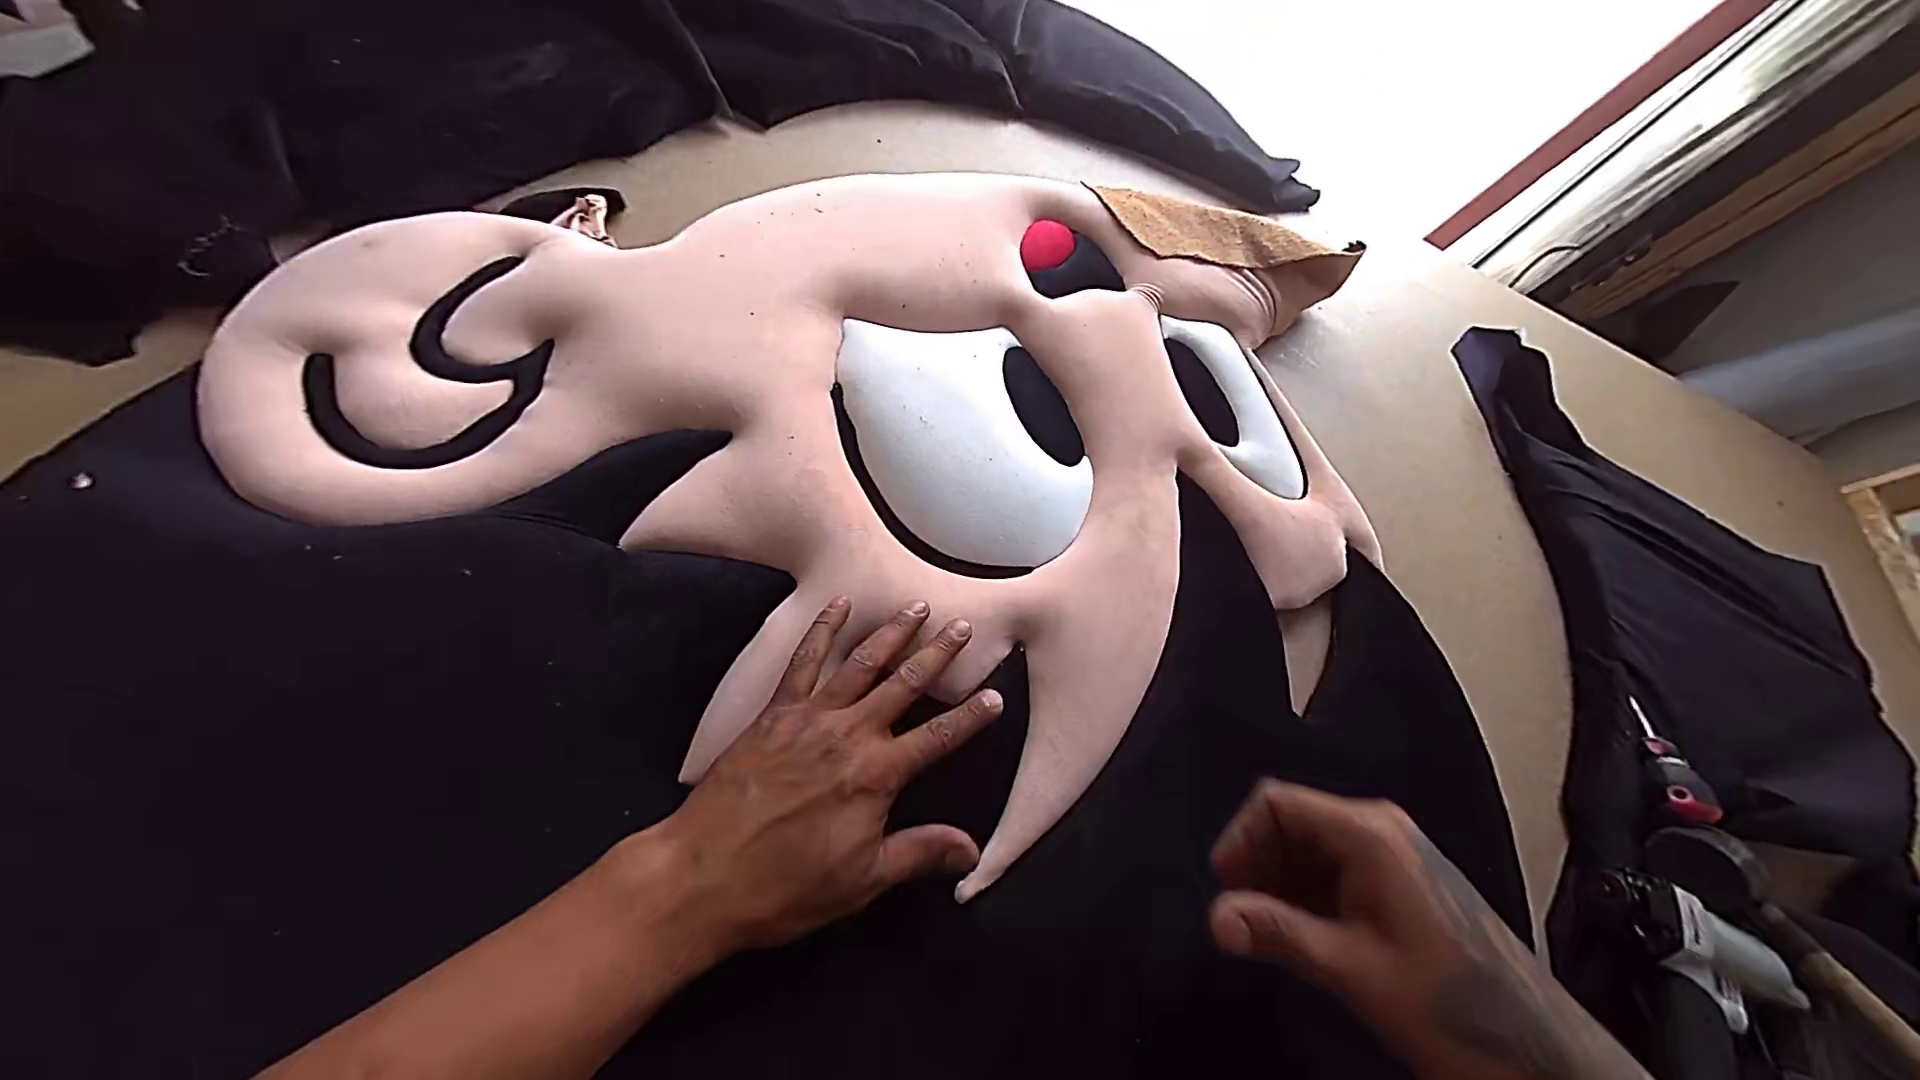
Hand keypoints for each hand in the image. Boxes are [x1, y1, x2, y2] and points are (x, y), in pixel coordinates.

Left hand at [645, 597, 1002, 953]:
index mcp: (876, 775)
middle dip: (939, 654)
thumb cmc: (785, 885)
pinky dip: (823, 629)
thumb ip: (919, 853)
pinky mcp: (776, 710)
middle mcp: (850, 734)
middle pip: (906, 684)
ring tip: (916, 607)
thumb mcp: (861, 880)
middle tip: (962, 627)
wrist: (701, 876)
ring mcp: (811, 716)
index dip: (972, 717)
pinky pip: (804, 660)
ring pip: (863, 663)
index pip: (940, 738)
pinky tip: (839, 603)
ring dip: (893, 632)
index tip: (996, 695)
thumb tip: (971, 849)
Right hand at [1208, 781, 1648, 1079]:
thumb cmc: (1447, 1005)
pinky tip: (1304, 931)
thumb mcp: (1351, 968)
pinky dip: (1306, 891)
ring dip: (1279, 880)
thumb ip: (1275, 933)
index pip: (1275, 801)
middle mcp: (1378, 827)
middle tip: (1241, 911)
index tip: (1223, 884)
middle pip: (1290, 821)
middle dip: (1258, 862)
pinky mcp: (1400, 879)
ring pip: (1309, 845)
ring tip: (1267, 928)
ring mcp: (1392, 852)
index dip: (1239, 836)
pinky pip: (1334, 867)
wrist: (1546, 1061)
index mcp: (1367, 832)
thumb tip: (1213, 918)